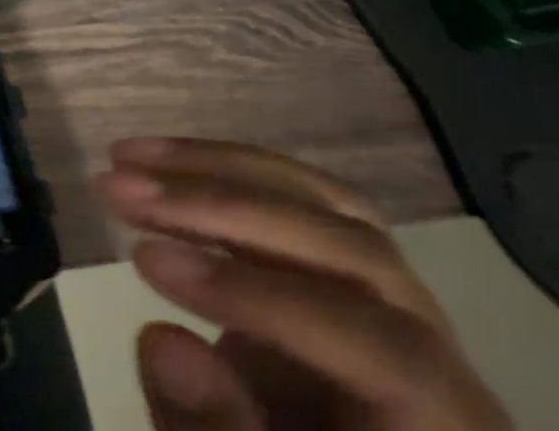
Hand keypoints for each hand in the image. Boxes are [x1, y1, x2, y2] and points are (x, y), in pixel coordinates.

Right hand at [97, 138, 511, 430]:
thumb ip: (216, 429)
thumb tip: (159, 337)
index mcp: (442, 427)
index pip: (380, 350)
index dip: (260, 297)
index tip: (142, 260)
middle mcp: (439, 353)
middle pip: (355, 254)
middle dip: (223, 208)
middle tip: (116, 186)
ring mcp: (395, 305)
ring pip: (331, 209)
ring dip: (218, 170)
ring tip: (125, 156)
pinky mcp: (342, 276)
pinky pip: (306, 206)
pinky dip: (229, 173)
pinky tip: (162, 163)